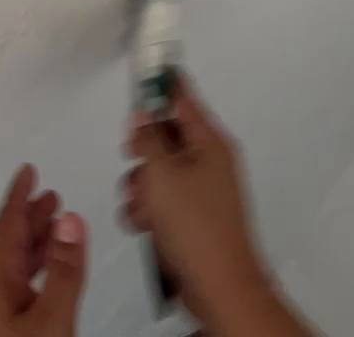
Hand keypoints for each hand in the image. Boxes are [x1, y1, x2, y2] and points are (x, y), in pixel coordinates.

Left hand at [0, 164, 89, 336]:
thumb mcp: (50, 317)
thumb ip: (62, 270)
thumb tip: (70, 219)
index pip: (7, 224)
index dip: (18, 194)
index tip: (27, 169)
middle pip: (12, 242)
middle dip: (31, 215)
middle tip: (49, 194)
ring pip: (20, 265)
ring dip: (39, 242)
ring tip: (58, 226)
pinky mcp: (9, 331)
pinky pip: (26, 286)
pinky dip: (42, 270)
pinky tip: (53, 275)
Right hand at [121, 80, 268, 321]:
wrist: (219, 290)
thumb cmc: (195, 227)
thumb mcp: (161, 173)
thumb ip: (147, 138)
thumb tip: (142, 116)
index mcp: (209, 142)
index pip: (181, 94)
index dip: (158, 79)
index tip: (140, 64)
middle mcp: (208, 160)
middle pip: (163, 132)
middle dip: (141, 150)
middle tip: (133, 159)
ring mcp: (200, 188)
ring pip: (156, 167)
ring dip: (139, 185)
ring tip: (141, 207)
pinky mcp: (192, 215)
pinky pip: (160, 196)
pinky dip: (147, 207)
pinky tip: (144, 224)